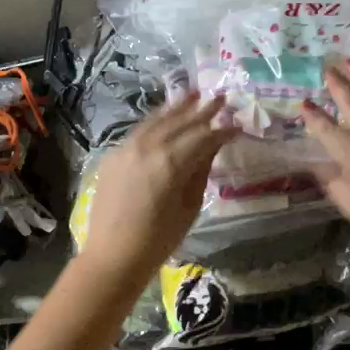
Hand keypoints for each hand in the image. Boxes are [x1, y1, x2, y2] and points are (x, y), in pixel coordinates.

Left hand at [82, 93, 236, 273]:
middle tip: (220, 98)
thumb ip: (200, 171)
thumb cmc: (159, 239)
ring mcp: (126, 149)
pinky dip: (155, 121)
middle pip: (179, 123)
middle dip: (202, 110)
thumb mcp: (189, 206)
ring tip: (193, 94)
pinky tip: (164, 117)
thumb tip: (211, 147)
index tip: (236, 126)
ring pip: (156, 121)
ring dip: (176, 108)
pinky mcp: (113, 156)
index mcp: (171, 162)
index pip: (202, 138)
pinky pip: (138, 132)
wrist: (114, 255)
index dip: (221, 131)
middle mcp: (148, 147)